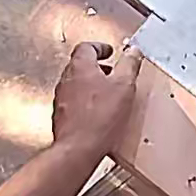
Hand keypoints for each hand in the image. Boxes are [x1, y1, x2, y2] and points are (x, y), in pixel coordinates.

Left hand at [51, 41, 141, 156]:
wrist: (78, 148)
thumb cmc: (98, 117)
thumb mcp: (124, 86)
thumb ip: (129, 64)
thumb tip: (133, 51)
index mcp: (80, 66)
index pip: (86, 47)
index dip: (99, 47)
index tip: (109, 51)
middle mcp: (66, 80)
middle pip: (80, 65)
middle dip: (97, 67)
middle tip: (111, 72)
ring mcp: (61, 99)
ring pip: (76, 84)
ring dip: (91, 85)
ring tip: (107, 93)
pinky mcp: (61, 117)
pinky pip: (74, 103)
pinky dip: (85, 103)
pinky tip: (98, 113)